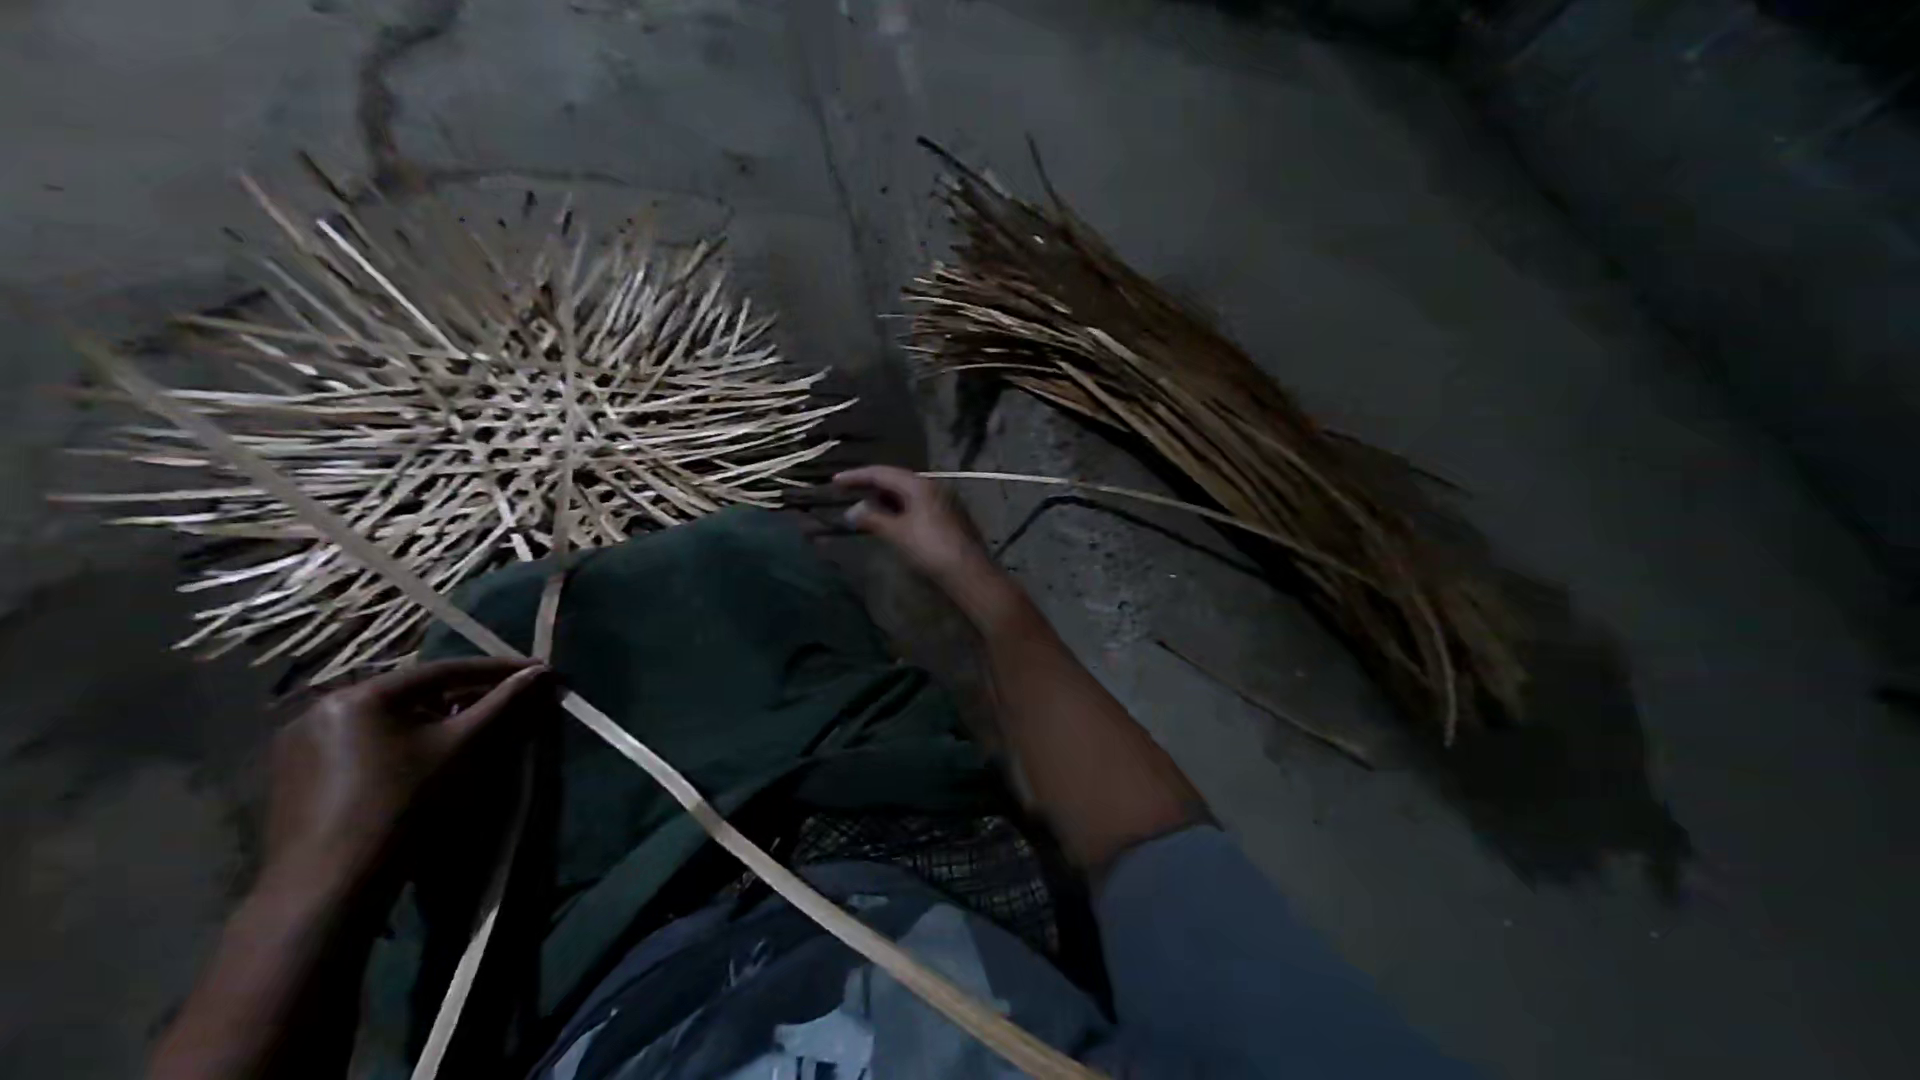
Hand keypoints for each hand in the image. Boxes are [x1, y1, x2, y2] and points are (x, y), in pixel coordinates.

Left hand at [264, 657, 547, 886]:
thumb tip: (541, 671)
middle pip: (415, 692)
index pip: (444, 670)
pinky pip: (363, 738)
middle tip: (508, 699)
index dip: (496, 669)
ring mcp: (301, 739)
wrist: (330, 884)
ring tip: (471, 728)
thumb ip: (503, 703)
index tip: (536, 670)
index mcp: (361, 694)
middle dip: (466, 694)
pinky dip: (401, 738)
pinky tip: (423, 756)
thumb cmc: (403, 804)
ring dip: (434, 717)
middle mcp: (323, 706)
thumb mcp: (462, 746)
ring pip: (389, 715)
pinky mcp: (294, 770)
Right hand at [832, 466, 995, 587]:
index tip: (835, 482)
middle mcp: (933, 486)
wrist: (968, 572)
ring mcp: (943, 501)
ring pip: (907, 494)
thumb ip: (872, 518)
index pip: (882, 473)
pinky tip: (889, 520)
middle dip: (870, 486)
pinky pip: (916, 505)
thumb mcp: (897, 533)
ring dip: (884, 499)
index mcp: (920, 485)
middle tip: (847, 492)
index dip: (857, 476)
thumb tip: (851, 511)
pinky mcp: (947, 516)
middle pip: (895, 480)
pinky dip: (898, 509)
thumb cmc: (931, 549)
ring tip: (864, 508)